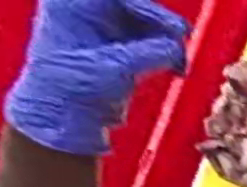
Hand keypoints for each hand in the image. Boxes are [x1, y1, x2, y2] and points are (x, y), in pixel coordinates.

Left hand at [5, 0, 190, 156]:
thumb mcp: (113, 68)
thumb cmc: (73, 87)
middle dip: (159, 23)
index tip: (175, 27)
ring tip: (180, 59)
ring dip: (164, 40)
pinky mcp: (115, 55)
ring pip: (140, 26)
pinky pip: (144, 45)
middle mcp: (85, 14)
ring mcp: (101, 35)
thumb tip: (174, 46)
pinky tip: (174, 66)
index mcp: (72, 5)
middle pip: (129, 6)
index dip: (147, 8)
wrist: (64, 115)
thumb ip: (147, 54)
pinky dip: (162, 54)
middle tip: (183, 39)